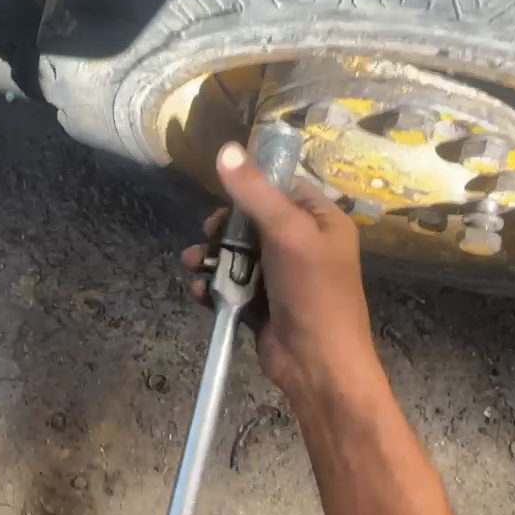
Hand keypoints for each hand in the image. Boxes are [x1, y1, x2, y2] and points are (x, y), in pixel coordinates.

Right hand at [181, 142, 382, 409]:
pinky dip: (212, 286)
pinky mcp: (261, 305)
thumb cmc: (312, 292)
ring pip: (235, 255)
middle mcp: (302, 245)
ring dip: (210, 258)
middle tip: (209, 235)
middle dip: (223, 229)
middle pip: (251, 222)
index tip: (224, 193)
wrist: (317, 365)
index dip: (252, 187)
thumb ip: (254, 192)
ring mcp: (280, 277)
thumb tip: (225, 149)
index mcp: (321, 222)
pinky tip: (198, 292)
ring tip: (192, 264)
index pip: (283, 188)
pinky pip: (230, 285)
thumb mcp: (286, 232)